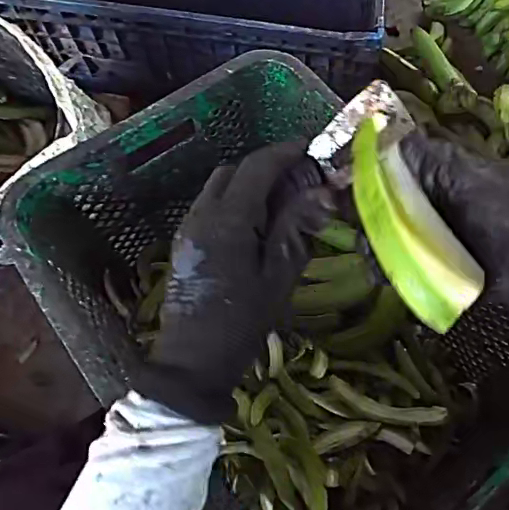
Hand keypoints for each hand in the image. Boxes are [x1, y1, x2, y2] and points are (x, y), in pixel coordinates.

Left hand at [135, 141, 332, 423]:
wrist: (193, 361)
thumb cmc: (242, 323)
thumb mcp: (278, 276)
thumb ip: (297, 227)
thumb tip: (323, 189)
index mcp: (227, 220)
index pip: (257, 166)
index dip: (286, 151)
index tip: (314, 148)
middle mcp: (202, 214)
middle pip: (235, 170)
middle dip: (268, 166)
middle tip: (302, 180)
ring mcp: (188, 226)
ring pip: (220, 186)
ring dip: (251, 184)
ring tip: (284, 202)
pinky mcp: (185, 241)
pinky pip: (212, 205)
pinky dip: (237, 201)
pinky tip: (259, 224)